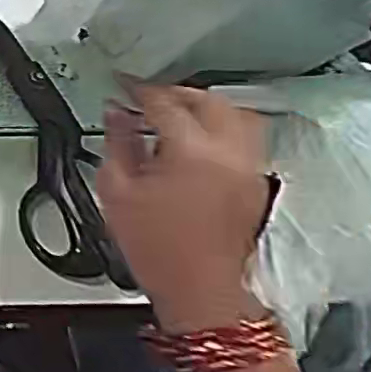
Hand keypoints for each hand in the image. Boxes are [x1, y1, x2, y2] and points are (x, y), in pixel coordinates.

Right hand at [98, 82, 272, 329]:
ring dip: (203, 106)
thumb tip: (116, 115)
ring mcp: (249, 169)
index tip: (122, 84)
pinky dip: (219, 126)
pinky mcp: (256, 183)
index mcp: (192, 152)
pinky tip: (192, 138)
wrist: (198, 287)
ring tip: (172, 112)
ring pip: (237, 115)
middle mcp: (230, 155)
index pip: (164, 102)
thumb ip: (117, 142)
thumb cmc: (155, 244)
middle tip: (145, 95)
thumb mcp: (115, 187)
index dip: (138, 88)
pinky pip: (244, 138)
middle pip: (210, 101)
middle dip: (175, 92)